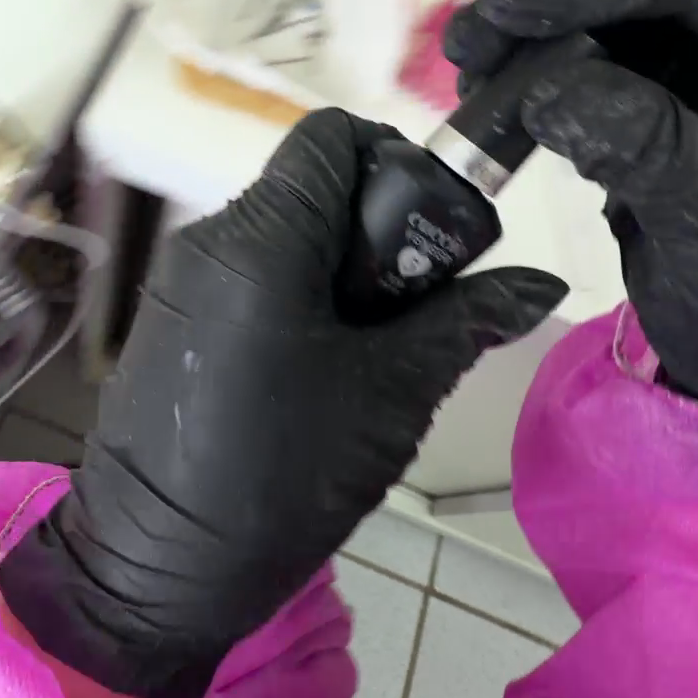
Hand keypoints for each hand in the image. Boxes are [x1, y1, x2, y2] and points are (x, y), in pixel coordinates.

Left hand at [0, 109, 565, 697]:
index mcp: (262, 237)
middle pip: (309, 186)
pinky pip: (245, 271)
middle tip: (407, 305)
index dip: (391, 159)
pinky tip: (310, 361)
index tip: (423, 230)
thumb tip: (542, 284)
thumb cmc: (281, 474)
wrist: (156, 562)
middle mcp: (211, 236)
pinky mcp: (168, 310)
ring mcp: (180, 273)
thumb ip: (463, 320)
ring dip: (333, 267)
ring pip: (280, 231)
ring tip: (365, 346)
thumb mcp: (390, 394)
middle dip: (370, 229)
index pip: (331, 136)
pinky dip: (291, 291)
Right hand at [444, 0, 697, 421]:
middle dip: (554, 4)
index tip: (516, 5)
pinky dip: (533, 88)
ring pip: (604, 36)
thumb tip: (541, 89)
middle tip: (473, 36)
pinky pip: (584, 85)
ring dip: (531, 44)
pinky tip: (494, 104)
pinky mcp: (651, 127)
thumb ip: (640, 142)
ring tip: (469, 67)